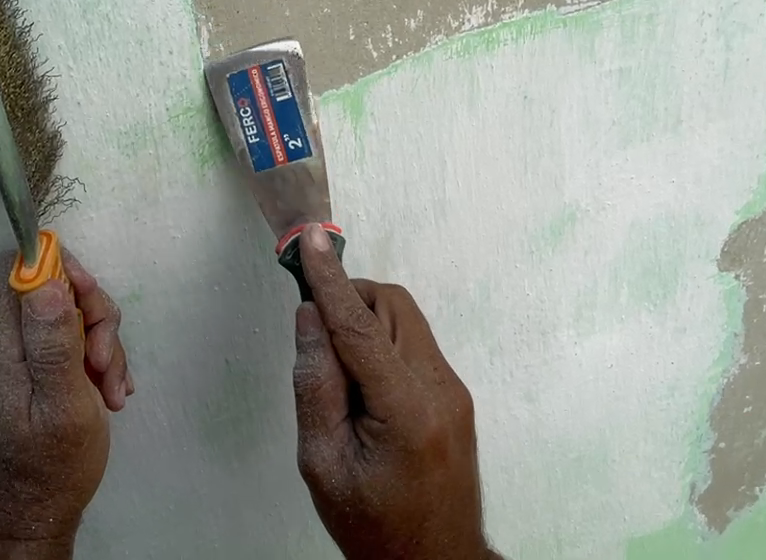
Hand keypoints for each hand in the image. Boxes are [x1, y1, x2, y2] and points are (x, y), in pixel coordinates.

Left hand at [0, 249, 131, 559]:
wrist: (42, 514)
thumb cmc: (52, 463)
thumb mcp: (62, 402)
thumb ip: (54, 342)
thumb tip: (46, 282)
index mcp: (3, 343)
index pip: (16, 270)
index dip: (55, 267)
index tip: (87, 293)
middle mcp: (9, 341)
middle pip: (55, 288)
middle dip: (92, 313)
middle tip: (105, 356)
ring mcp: (27, 354)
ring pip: (75, 313)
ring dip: (104, 343)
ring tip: (112, 388)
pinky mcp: (44, 368)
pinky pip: (80, 340)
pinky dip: (103, 360)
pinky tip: (112, 393)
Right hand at [291, 227, 496, 559]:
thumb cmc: (372, 525)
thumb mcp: (322, 463)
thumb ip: (314, 383)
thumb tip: (311, 315)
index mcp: (406, 410)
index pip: (360, 326)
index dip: (331, 279)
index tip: (311, 240)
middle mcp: (440, 388)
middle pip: (390, 306)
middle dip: (349, 301)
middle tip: (318, 342)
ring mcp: (453, 388)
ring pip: (402, 317)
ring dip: (364, 321)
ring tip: (342, 378)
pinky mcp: (454, 392)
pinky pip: (410, 340)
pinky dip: (379, 341)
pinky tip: (364, 387)